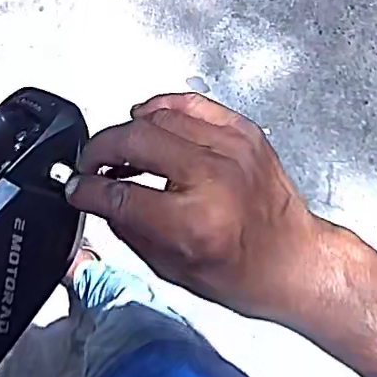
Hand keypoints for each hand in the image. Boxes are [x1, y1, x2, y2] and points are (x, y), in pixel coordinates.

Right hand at [64, 93, 349, 323]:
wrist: (301, 263)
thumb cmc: (246, 274)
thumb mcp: (175, 269)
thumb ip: (127, 228)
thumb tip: (95, 194)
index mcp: (196, 223)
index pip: (120, 194)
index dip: (87, 188)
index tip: (75, 186)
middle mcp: (214, 178)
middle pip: (132, 142)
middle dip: (98, 150)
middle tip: (89, 162)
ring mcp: (231, 148)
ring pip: (154, 118)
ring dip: (125, 131)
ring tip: (118, 147)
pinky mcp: (242, 131)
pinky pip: (186, 102)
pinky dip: (159, 107)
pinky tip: (147, 120)